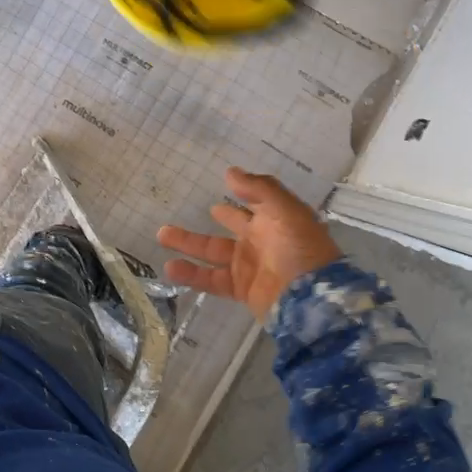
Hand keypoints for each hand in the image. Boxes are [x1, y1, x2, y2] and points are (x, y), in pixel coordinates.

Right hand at [158, 168, 341, 321]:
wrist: (310, 299)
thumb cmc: (300, 248)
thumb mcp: (284, 209)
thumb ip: (258, 188)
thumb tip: (229, 171)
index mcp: (276, 219)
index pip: (258, 202)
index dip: (245, 193)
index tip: (225, 182)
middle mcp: (263, 241)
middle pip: (233, 224)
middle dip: (218, 215)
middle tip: (197, 207)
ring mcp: (250, 266)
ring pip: (213, 251)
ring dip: (188, 243)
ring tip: (161, 235)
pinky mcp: (241, 289)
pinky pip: (211, 280)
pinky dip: (191, 274)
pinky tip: (171, 267)